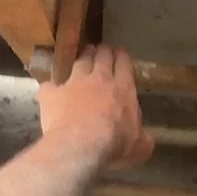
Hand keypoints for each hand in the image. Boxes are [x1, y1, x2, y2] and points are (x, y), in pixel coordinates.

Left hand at [37, 45, 153, 168]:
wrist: (80, 145)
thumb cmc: (114, 144)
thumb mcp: (139, 146)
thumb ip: (143, 138)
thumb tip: (147, 139)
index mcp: (123, 89)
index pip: (124, 65)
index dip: (122, 56)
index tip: (120, 52)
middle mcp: (100, 79)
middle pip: (102, 57)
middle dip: (103, 51)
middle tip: (102, 49)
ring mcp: (74, 84)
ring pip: (79, 62)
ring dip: (82, 57)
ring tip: (82, 55)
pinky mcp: (53, 94)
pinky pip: (49, 86)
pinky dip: (50, 88)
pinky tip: (49, 90)